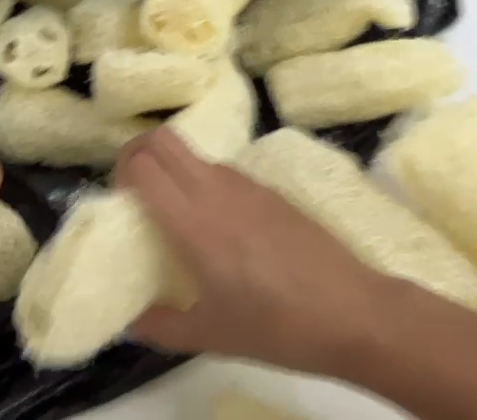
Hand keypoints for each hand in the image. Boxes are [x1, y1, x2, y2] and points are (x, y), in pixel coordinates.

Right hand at [115, 128, 385, 376]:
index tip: (121, 201)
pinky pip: (221, 169)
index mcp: (194, 222)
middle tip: (133, 187)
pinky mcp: (269, 190)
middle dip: (137, 152)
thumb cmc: (278, 327)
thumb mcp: (212, 336)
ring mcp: (246, 184)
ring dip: (172, 166)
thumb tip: (131, 321)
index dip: (121, 172)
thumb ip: (161, 326)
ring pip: (193, 151)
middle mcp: (215, 190)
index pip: (142, 166)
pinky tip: (218, 224)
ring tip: (174, 210)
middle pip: (162, 138)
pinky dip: (202, 180)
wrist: (355, 313)